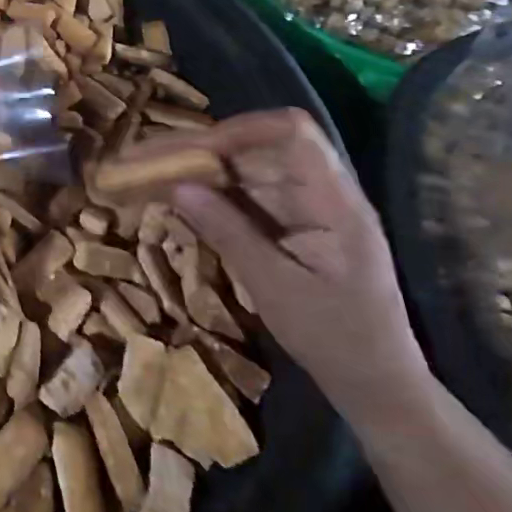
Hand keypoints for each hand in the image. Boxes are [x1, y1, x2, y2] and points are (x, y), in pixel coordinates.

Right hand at [166, 109, 429, 415]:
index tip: (188, 150)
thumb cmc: (336, 338)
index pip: (290, 133)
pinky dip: (201, 188)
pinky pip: (237, 190)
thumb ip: (228, 232)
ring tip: (139, 172)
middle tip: (136, 159)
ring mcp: (298, 204)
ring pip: (237, 165)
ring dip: (189, 165)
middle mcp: (316, 191)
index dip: (238, 129)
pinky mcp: (283, 220)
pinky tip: (167, 192)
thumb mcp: (276, 288)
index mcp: (332, 201)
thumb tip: (176, 186)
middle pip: (251, 145)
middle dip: (193, 148)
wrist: (375, 382)